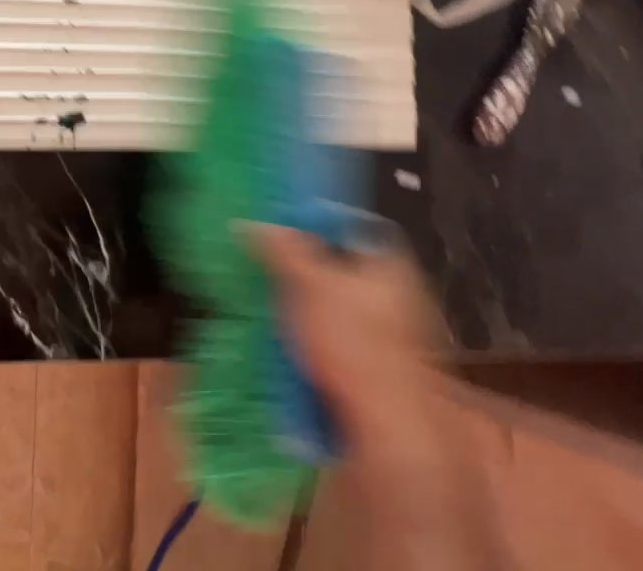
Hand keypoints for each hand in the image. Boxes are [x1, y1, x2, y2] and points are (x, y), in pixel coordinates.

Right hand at [250, 223, 447, 447]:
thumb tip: (248, 221)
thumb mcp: (307, 285)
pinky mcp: (372, 361)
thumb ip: (280, 249)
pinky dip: (308, 328)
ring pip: (333, 300)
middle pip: (339, 264)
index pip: (352, 227)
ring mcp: (386, 330)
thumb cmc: (352, 342)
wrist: (386, 422)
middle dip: (298, 262)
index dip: (315, 220)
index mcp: (387, 267)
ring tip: (260, 296)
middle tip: (258, 259)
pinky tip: (280, 332)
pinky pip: (333, 331)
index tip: (275, 223)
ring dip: (299, 298)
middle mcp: (393, 293)